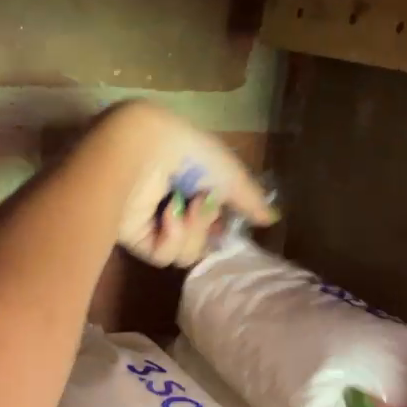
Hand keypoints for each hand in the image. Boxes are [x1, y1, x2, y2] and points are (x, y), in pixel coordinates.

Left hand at [80, 101, 277, 266]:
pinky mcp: (136, 238)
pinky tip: (166, 214)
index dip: (224, 222)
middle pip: (203, 240)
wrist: (142, 150)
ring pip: (187, 252)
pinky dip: (170, 237)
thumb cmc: (189, 153)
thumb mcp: (229, 173)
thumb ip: (250, 198)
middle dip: (207, 225)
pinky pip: (164, 256)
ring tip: (182, 206)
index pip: (214, 218)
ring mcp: (153, 223)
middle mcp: (173, 204)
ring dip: (191, 231)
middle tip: (201, 204)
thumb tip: (270, 219)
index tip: (231, 218)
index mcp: (191, 185)